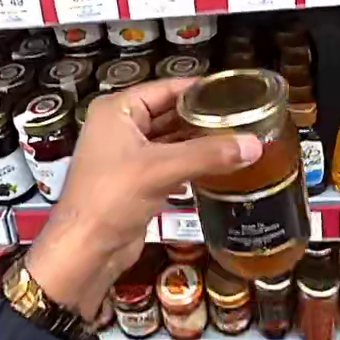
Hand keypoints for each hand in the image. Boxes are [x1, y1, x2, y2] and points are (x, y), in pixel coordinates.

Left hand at [24, 78, 260, 319]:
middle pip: (169, 113)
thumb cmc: (111, 198)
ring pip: (170, 141)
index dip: (199, 90)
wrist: (85, 250)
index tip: (234, 91)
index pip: (165, 88)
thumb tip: (254, 144)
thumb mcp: (161, 169)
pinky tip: (218, 167)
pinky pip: (169, 164)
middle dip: (202, 118)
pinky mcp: (136, 181)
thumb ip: (208, 154)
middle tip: (242, 118)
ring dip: (198, 143)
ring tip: (236, 140)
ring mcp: (126, 155)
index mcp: (116, 110)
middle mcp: (120, 127)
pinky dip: (190, 164)